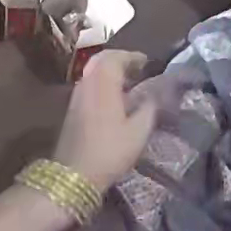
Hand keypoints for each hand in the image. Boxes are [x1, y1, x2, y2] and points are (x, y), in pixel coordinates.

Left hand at [53, 50, 157, 192]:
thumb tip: (158, 91)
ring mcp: (76, 96)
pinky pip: (88, 85)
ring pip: (92, 72)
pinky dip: (102, 82)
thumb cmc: (110, 151)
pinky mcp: (72, 109)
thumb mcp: (139, 131)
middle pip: (100, 61)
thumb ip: (150, 106)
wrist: (74, 174)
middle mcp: (86, 84)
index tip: (147, 62)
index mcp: (102, 84)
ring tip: (129, 81)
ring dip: (109, 71)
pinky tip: (114, 98)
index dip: (132, 56)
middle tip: (137, 68)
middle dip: (119, 60)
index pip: (115, 57)